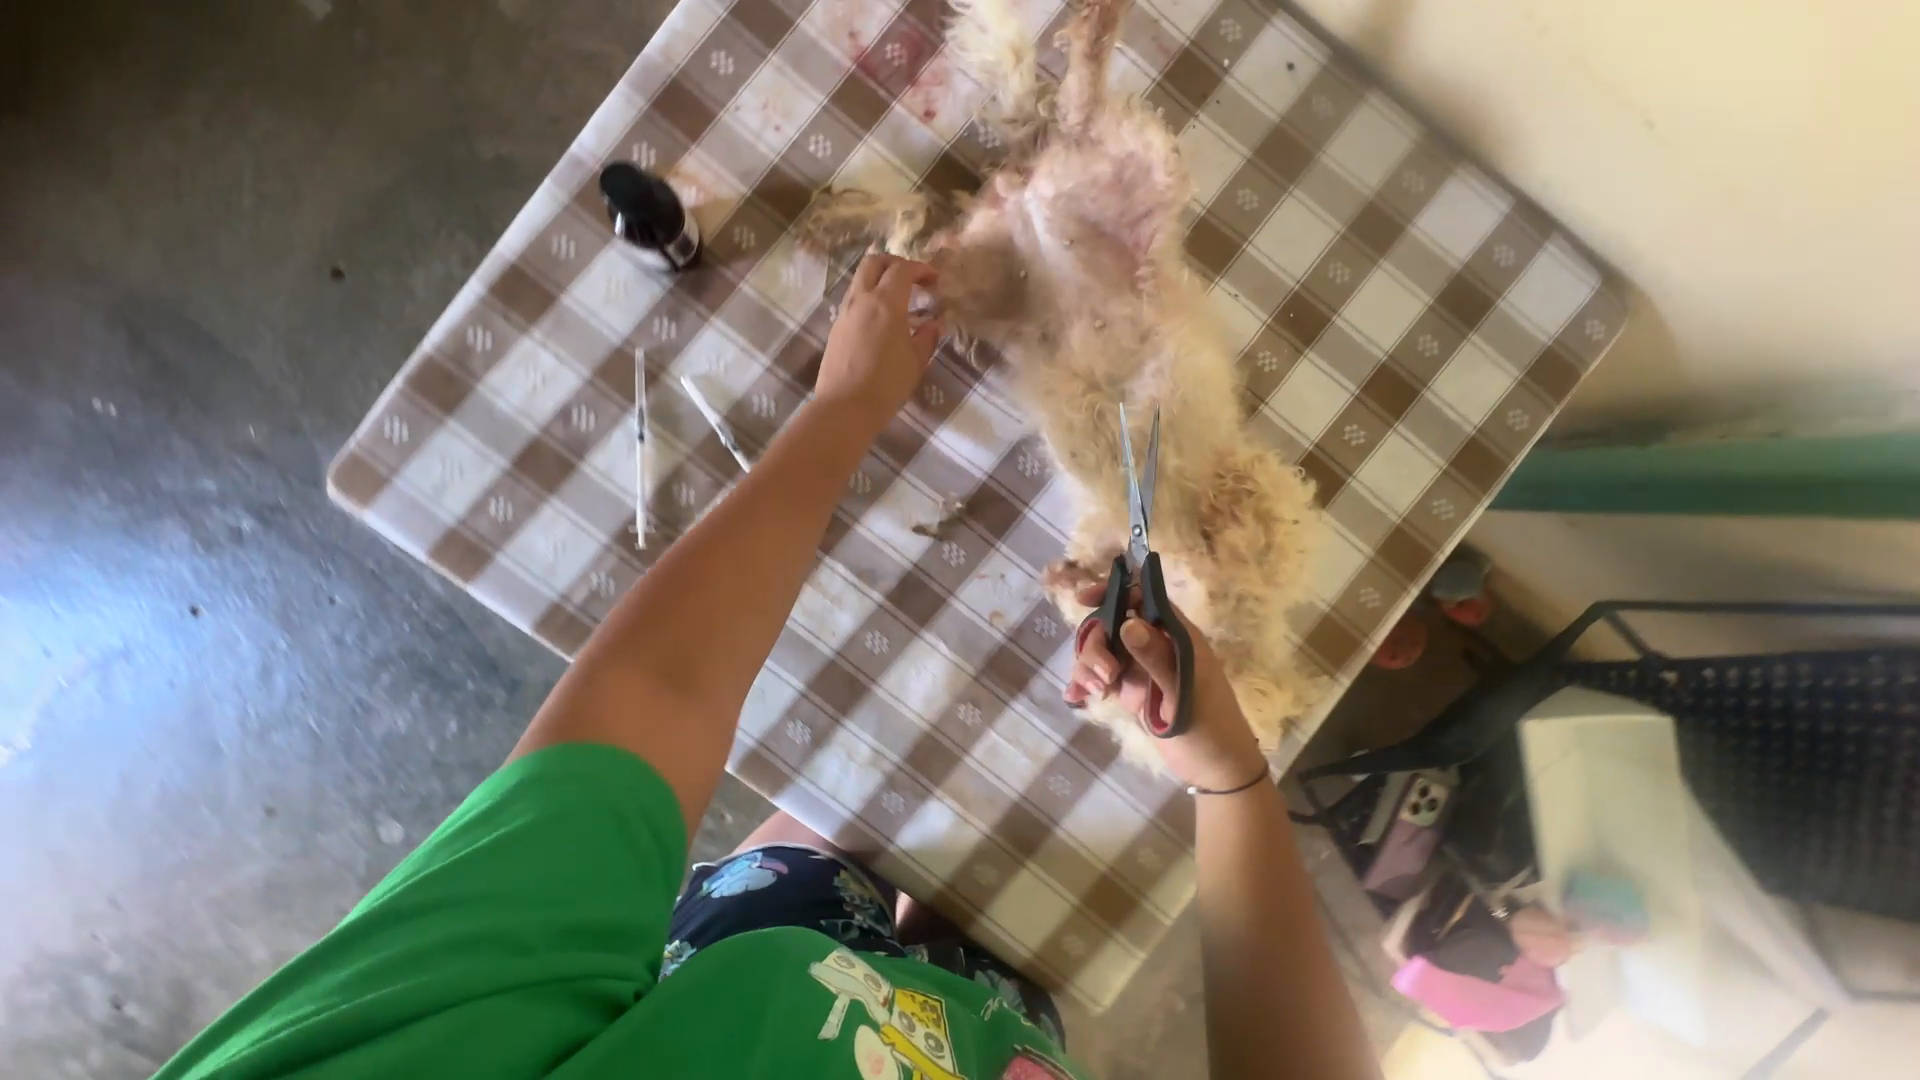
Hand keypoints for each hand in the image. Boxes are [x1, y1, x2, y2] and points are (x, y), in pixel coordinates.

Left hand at [815, 254, 942, 429]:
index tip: (934, 279)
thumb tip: (934, 323)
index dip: (920, 269)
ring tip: (897, 301)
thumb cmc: (886, 385)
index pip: (902, 270)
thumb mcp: (916, 361)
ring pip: (860, 280)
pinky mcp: (836, 328)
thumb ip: (927, 337)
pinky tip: (881, 321)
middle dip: (894, 263)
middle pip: (873, 263)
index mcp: (885, 303)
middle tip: (911, 278)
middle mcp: (861, 300)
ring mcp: (844, 313)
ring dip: (879, 280)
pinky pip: (853, 300)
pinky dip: (868, 298)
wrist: (845, 408)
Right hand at [1064, 578, 1267, 790]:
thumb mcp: (1182, 693)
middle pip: (1112, 625)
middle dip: (1097, 644)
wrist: (1215, 770)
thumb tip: (1128, 624)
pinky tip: (1075, 696)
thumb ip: (1156, 658)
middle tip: (1105, 676)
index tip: (1085, 600)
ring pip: (1102, 650)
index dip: (1114, 592)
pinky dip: (1085, 682)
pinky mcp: (1130, 690)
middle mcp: (1155, 646)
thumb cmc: (1209, 728)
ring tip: (1096, 691)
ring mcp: (1141, 668)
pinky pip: (1101, 676)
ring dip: (1089, 665)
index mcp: (1176, 636)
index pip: (1142, 597)